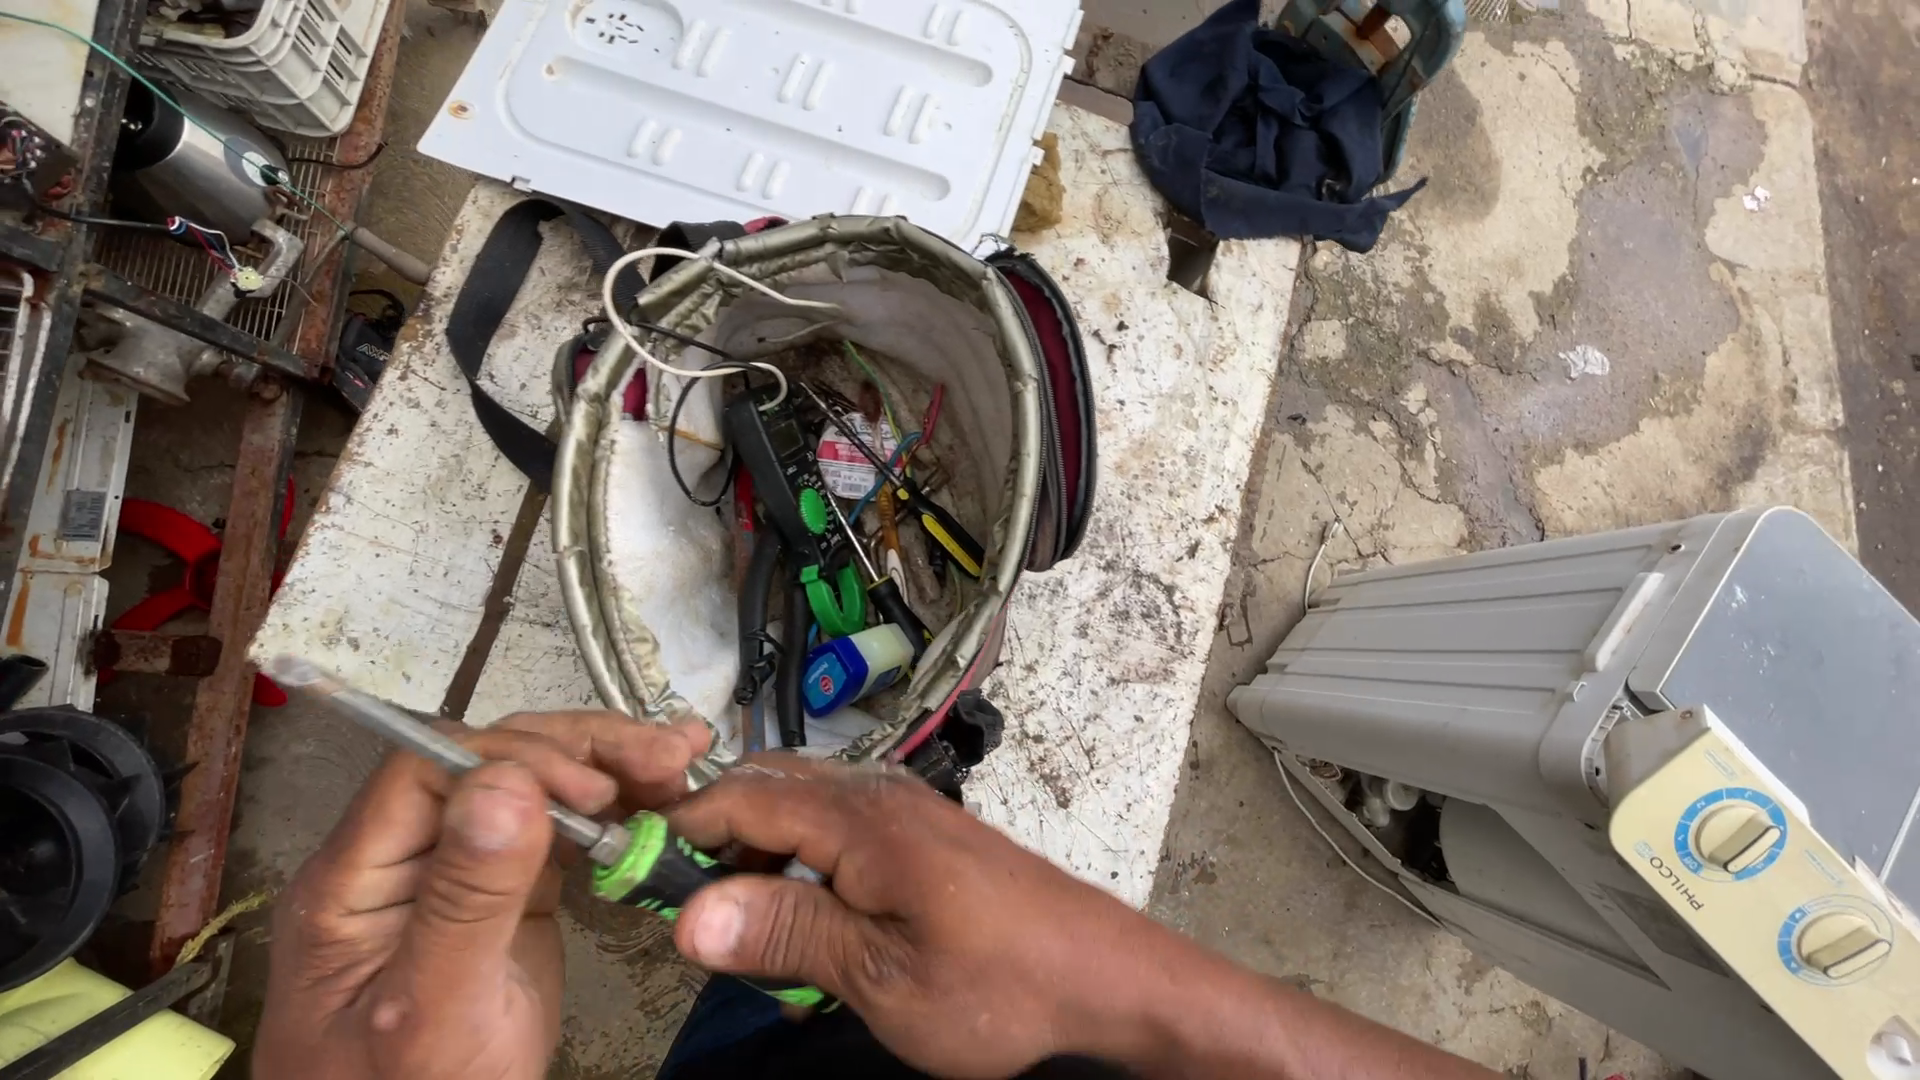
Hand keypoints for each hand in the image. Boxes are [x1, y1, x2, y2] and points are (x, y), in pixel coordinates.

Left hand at [254, 711, 709, 1079]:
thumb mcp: (436, 1011)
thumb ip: (466, 900)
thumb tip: (509, 783)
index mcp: (359, 876)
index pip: (434, 767)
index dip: (519, 758)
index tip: (595, 792)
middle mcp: (413, 850)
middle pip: (498, 756)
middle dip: (586, 747)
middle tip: (668, 758)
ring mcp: (468, 860)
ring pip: (540, 774)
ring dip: (612, 760)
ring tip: (680, 761)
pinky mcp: (516, 877)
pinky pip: (566, 814)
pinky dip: (619, 794)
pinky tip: (665, 787)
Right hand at [665, 761, 1179, 1078]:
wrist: (1094, 968)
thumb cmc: (993, 983)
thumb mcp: (881, 976)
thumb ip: (787, 934)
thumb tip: (689, 915)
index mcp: (862, 820)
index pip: (746, 798)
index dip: (684, 828)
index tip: (638, 872)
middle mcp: (878, 794)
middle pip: (772, 787)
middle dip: (719, 834)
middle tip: (691, 904)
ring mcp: (903, 805)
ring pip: (805, 803)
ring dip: (762, 849)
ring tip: (749, 923)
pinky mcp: (920, 827)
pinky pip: (841, 822)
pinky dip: (805, 857)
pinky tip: (810, 915)